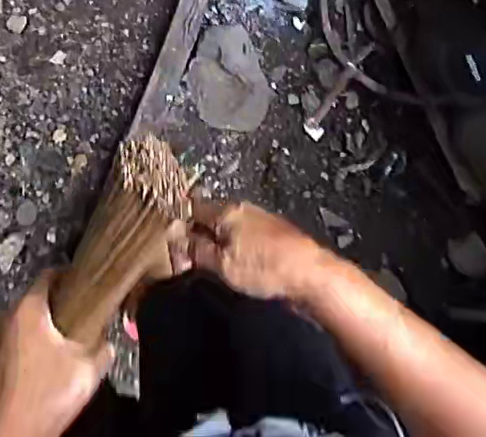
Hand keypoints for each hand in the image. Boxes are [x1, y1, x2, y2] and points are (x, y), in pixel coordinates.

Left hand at [0, 270, 109, 436]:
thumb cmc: (39, 402)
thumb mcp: (84, 373)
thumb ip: (102, 351)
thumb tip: (108, 344)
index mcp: (28, 309)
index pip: (49, 274)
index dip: (68, 275)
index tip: (80, 282)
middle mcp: (5, 319)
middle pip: (34, 301)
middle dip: (55, 309)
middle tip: (76, 323)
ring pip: (20, 327)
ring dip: (37, 334)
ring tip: (57, 354)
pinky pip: (7, 351)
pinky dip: (22, 356)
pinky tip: (36, 377)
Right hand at [187, 198, 335, 304]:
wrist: (311, 275)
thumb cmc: (265, 267)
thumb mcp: (223, 264)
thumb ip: (197, 250)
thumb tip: (176, 237)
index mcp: (227, 210)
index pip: (194, 209)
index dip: (182, 227)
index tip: (175, 247)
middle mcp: (242, 209)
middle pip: (212, 219)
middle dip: (200, 238)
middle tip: (192, 264)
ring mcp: (259, 220)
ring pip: (229, 229)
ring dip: (220, 246)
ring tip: (215, 270)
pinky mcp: (273, 235)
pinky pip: (245, 238)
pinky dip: (238, 250)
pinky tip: (240, 270)